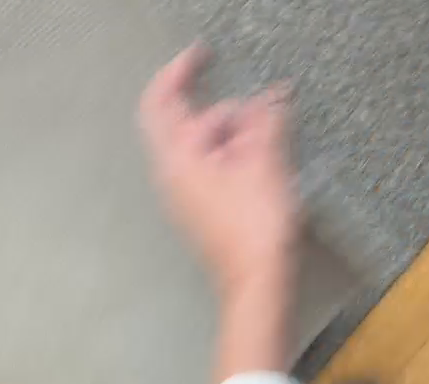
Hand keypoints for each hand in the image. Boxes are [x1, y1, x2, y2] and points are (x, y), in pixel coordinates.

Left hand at [138, 45, 298, 301]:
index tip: (202, 56)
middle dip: (227, 115)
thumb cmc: (255, 227)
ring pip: (206, 150)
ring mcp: (186, 199)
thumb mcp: (264, 161)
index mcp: (177, 162)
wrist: (257, 282)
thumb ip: (262, 121)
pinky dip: (236, 160)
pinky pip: (215, 173)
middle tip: (262, 119)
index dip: (178, 73)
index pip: (160, 103)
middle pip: (191, 125)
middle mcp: (173, 180)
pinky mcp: (203, 213)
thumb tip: (265, 102)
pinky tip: (262, 168)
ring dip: (236, 140)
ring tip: (268, 150)